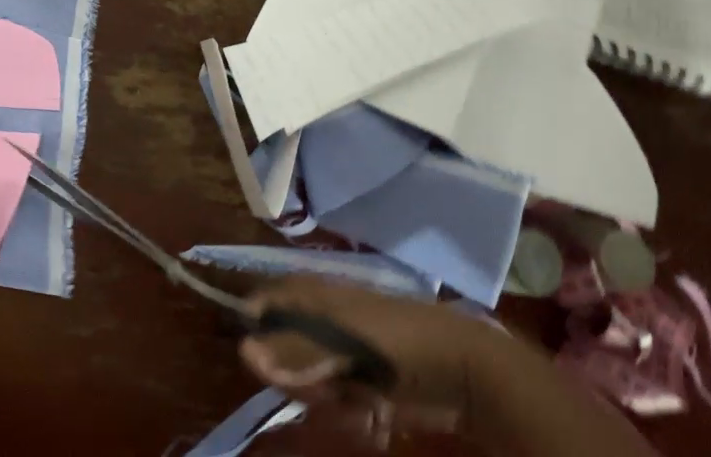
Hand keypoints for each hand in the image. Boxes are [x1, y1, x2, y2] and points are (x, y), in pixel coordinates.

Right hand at [240, 276, 506, 444]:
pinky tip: (366, 414)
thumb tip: (244, 352)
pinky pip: (330, 401)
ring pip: (300, 380)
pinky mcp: (357, 383)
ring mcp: (335, 353)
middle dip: (292, 376)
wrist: (466, 370)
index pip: (256, 307)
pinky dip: (343, 411)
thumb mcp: (342, 337)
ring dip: (319, 398)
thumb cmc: (397, 338)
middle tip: (321, 387)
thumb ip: (292, 346)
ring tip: (349, 402)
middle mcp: (312, 320)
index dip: (253, 333)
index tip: (264, 361)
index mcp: (302, 295)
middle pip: (273, 351)